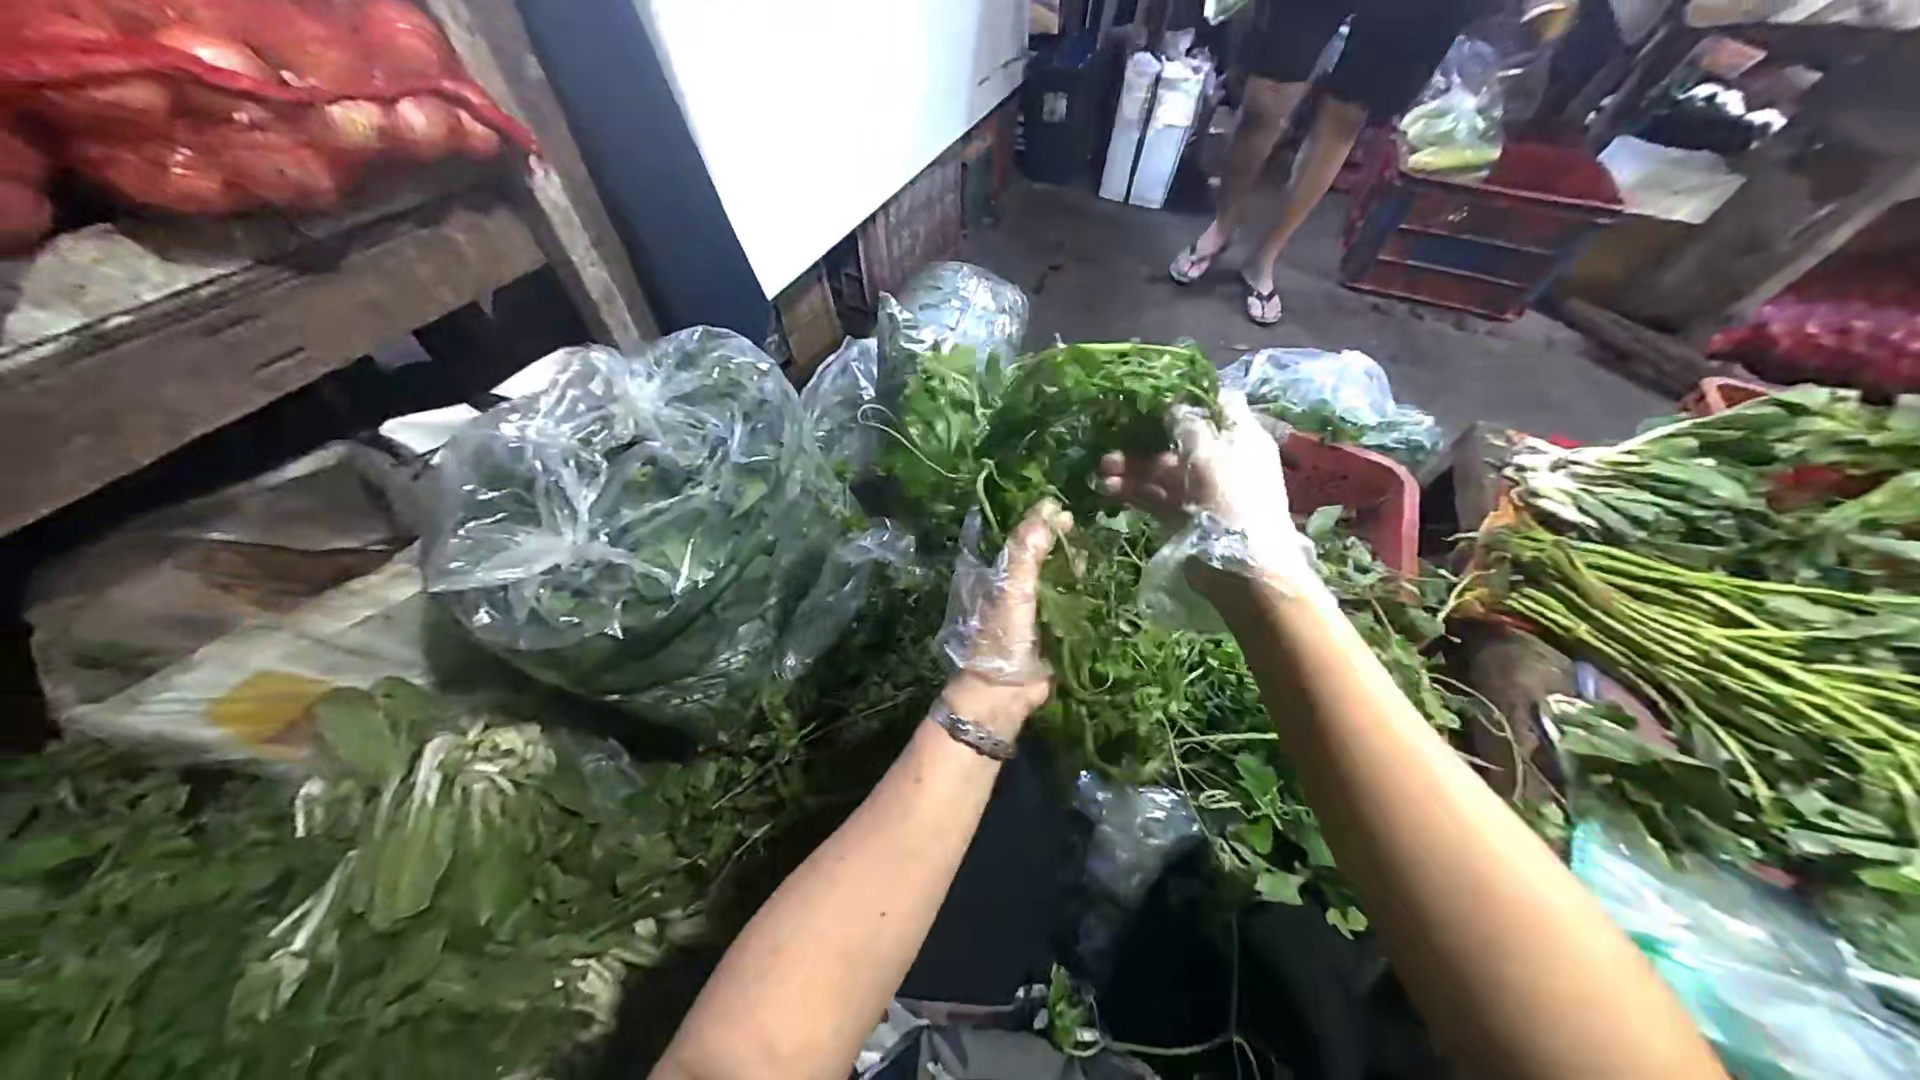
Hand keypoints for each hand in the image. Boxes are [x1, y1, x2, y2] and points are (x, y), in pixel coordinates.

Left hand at [937, 499, 1072, 737]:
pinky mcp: (1048, 627)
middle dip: (1055, 539)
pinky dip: (1078, 588)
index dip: (1034, 519)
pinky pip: (1065, 600)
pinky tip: (1095, 576)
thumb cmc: (1001, 636)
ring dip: (1069, 562)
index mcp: (993, 573)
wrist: (1004, 691)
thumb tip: (1049, 508)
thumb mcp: (1012, 586)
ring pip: (1052, 574)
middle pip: (1034, 553)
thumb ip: (1027, 549)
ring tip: (1090, 548)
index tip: (1060, 507)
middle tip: (1079, 525)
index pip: (1014, 536)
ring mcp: (1029, 606)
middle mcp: (1009, 585)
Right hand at [1098, 390, 1322, 598]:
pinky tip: (1108, 490)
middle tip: (1112, 439)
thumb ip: (1187, 424)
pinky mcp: (1183, 514)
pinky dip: (1133, 491)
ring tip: (1101, 471)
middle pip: (1179, 440)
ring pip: (1162, 470)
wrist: (1241, 564)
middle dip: (1144, 439)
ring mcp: (1201, 489)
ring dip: (1132, 467)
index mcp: (1239, 436)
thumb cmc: (1230, 495)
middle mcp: (1221, 459)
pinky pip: (1155, 495)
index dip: (1187, 399)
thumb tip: (1173, 406)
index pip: (1216, 405)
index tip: (1152, 398)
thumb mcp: (1209, 450)